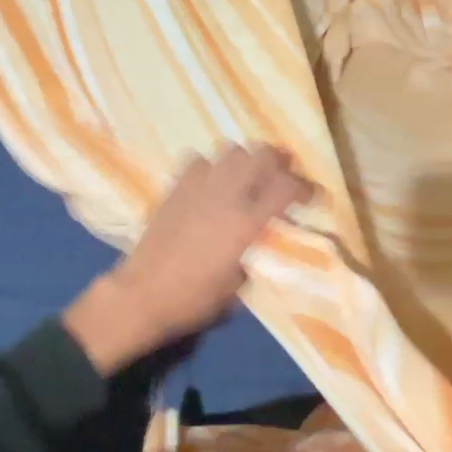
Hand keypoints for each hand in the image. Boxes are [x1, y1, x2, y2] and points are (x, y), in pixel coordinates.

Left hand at [62, 143, 312, 374]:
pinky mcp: (173, 189)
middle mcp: (225, 196)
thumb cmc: (192, 301)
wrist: (141, 295)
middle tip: (281, 177)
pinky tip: (210, 185)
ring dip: (244, 161)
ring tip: (245, 178)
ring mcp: (197, 188)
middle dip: (278, 162)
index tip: (310, 198)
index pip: (287, 186)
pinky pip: (198, 161)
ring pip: (230, 150)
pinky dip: (210, 167)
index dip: (305, 187)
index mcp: (246, 223)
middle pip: (261, 154)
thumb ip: (252, 260)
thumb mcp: (236, 288)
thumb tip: (255, 249)